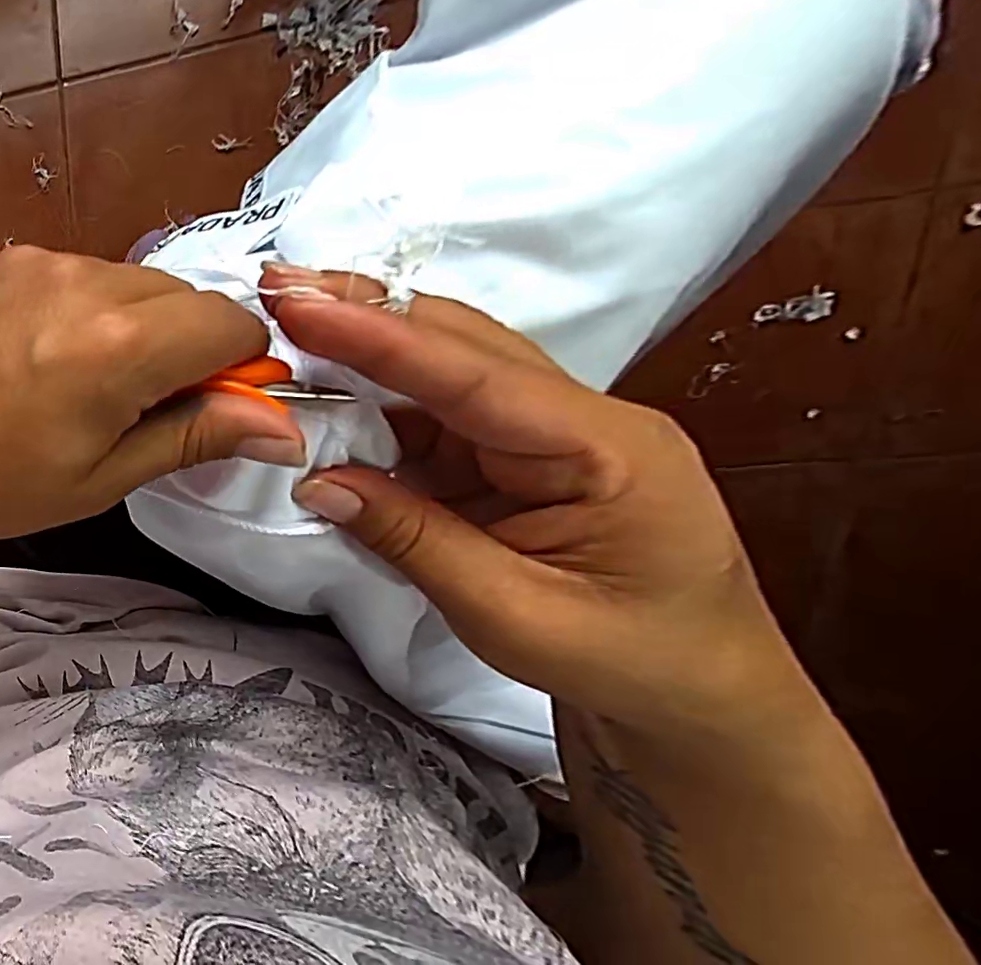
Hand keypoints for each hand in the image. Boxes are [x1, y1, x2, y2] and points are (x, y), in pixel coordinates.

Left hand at [0, 246, 304, 556]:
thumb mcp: (108, 476)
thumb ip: (201, 434)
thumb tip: (284, 428)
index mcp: (117, 345)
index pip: (232, 322)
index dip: (237, 365)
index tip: (208, 401)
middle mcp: (82, 280)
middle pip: (187, 296)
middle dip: (187, 345)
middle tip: (138, 401)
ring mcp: (37, 260)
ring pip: (137, 281)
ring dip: (139, 324)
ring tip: (85, 378)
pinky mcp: (3, 258)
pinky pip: (83, 273)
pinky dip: (90, 308)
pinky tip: (45, 352)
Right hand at [262, 264, 827, 747]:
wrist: (699, 694)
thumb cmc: (628, 663)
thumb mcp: (510, 615)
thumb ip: (410, 538)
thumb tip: (315, 482)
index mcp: (602, 448)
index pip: (471, 375)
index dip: (378, 336)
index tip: (300, 304)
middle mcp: (576, 416)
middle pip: (459, 343)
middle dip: (366, 311)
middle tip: (282, 287)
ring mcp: (546, 430)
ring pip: (443, 370)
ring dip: (364, 351)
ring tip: (291, 326)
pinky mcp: (516, 452)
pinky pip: (437, 415)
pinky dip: (378, 405)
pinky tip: (332, 394)